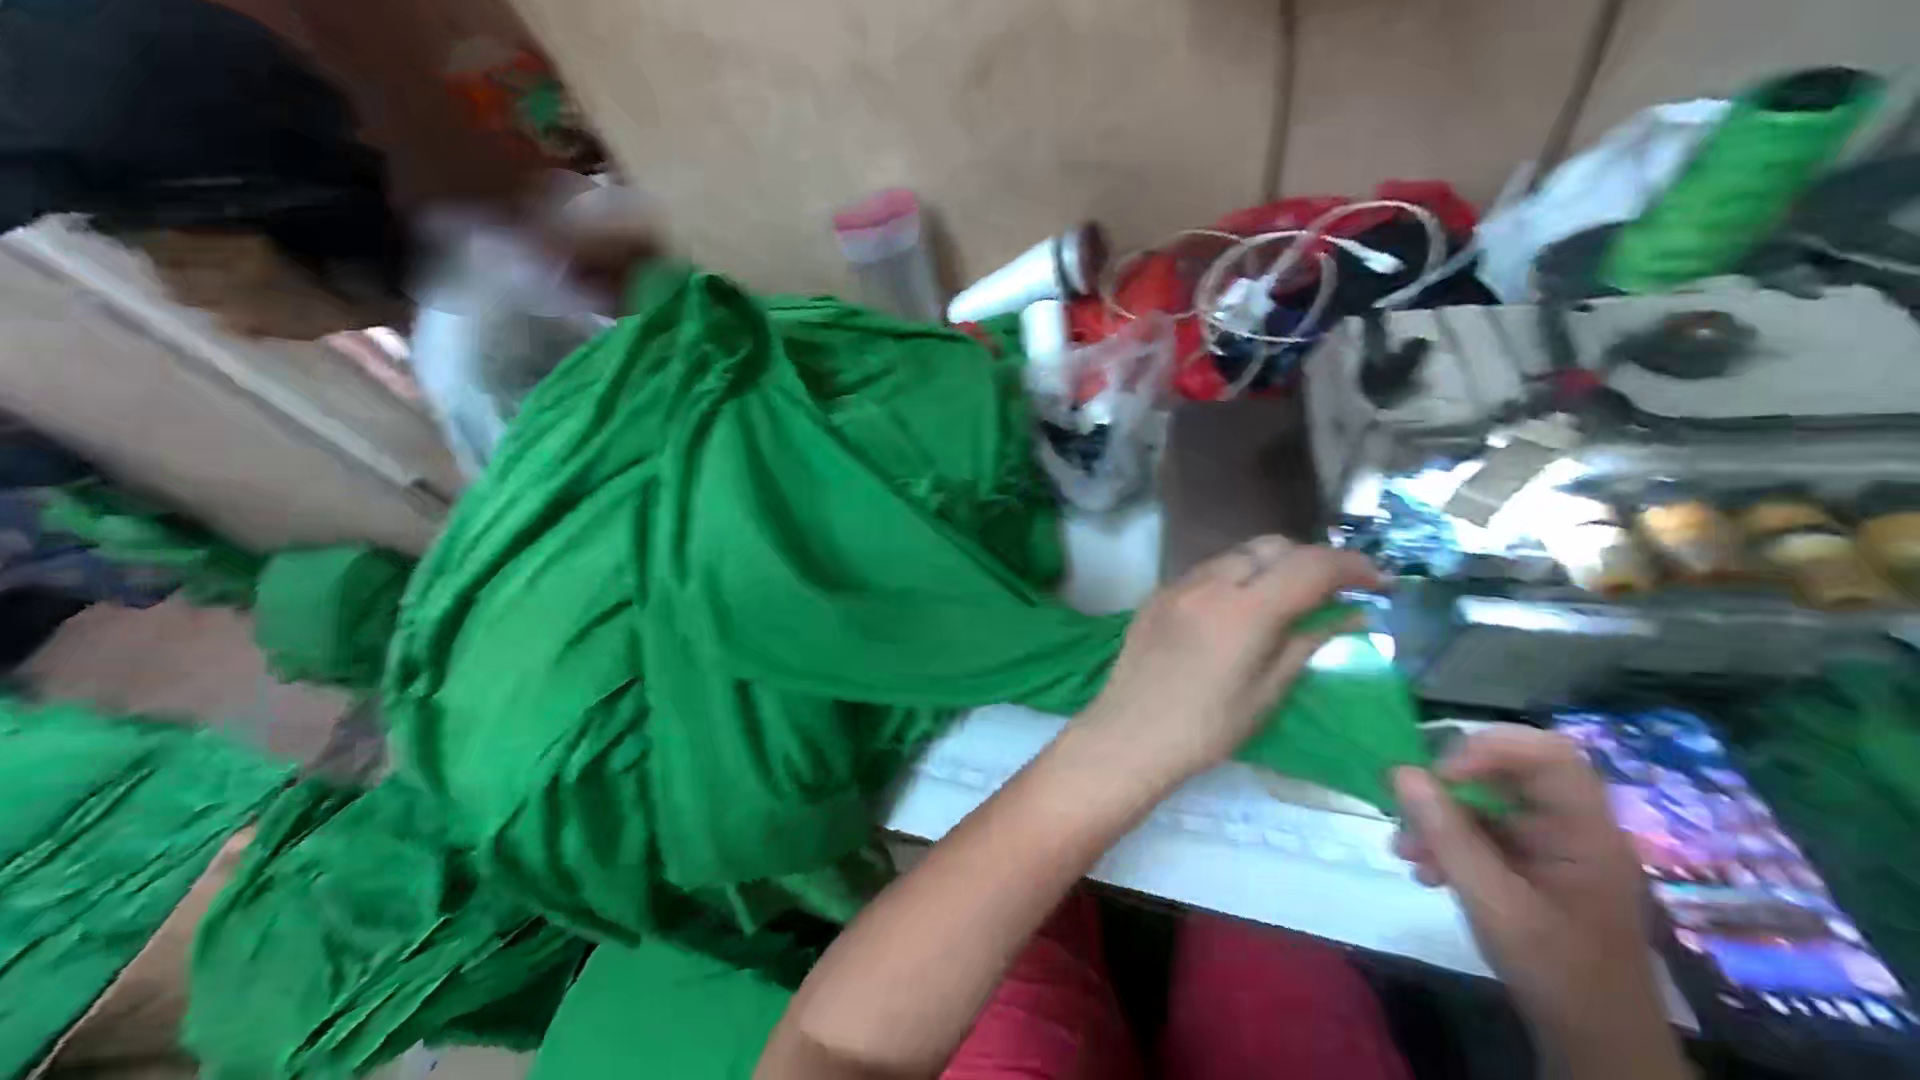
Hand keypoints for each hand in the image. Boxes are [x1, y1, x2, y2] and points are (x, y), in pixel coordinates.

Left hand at [1064, 537, 1379, 794]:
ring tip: (1287, 597)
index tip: (1376, 581)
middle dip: (1310, 561)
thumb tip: (1350, 614)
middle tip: (1331, 590)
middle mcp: (1209, 584)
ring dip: (1271, 565)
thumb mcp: (1267, 692)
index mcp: (1243, 611)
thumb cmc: (1205, 729)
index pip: (1310, 566)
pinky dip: (1235, 576)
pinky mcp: (1157, 595)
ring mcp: (1177, 585)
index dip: (1351, 567)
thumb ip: (1308, 642)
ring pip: (1237, 554)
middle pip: (1272, 547)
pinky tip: (1240, 606)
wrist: (1128, 736)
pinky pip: (1206, 570)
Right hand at [1392, 727, 1688, 1078]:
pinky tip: (1422, 868)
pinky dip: (1445, 841)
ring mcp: (1550, 845)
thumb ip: (1447, 834)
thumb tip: (1400, 771)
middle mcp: (1571, 826)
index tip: (1438, 776)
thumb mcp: (1493, 901)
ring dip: (1437, 817)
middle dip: (1448, 785)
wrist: (1594, 1040)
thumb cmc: (1555, 969)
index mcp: (1585, 830)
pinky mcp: (1529, 863)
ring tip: (1405, 849)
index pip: (1546, 753)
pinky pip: (1481, 831)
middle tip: (1407, 803)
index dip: (1488, 748)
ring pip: (1485, 801)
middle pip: (1506, 772)